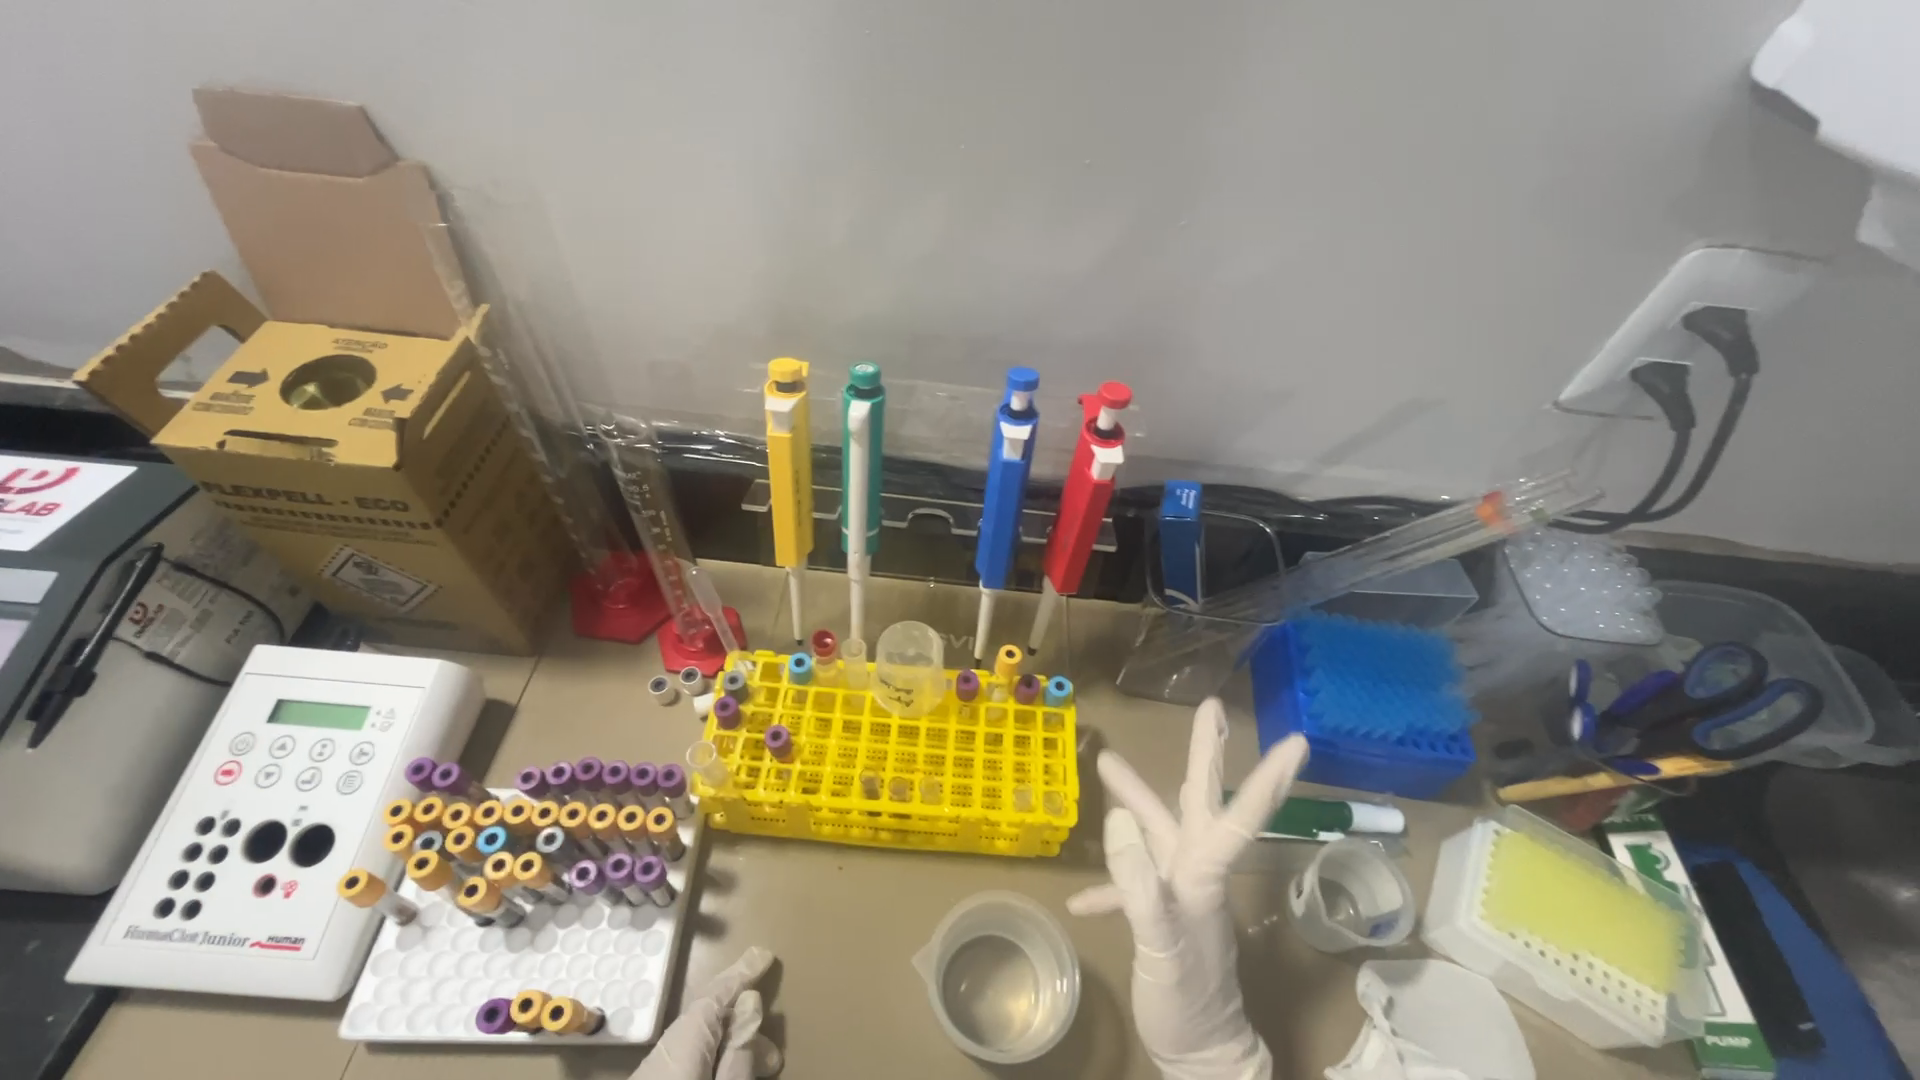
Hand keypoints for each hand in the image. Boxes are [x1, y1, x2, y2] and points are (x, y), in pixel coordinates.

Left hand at [632, 946, 782, 1079]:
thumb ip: (739, 1048)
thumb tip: (751, 1002)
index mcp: (684, 1041)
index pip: (715, 995)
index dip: (741, 973)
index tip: (764, 954)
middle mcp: (666, 1046)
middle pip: (708, 1018)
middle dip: (742, 1018)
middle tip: (773, 1033)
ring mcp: (656, 1067)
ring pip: (700, 1040)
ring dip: (732, 1043)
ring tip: (764, 1059)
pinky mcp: (656, 1078)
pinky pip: (690, 1057)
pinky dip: (715, 1056)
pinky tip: (729, 1068)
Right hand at [1067, 699, 1308, 1079]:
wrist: (1197, 1056)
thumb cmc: (1187, 1004)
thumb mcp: (1161, 946)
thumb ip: (1141, 885)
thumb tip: (1121, 820)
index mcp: (1203, 875)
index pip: (1239, 817)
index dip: (1266, 779)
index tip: (1297, 741)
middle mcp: (1195, 872)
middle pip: (1202, 803)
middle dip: (1205, 756)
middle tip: (1210, 708)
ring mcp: (1179, 892)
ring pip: (1161, 831)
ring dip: (1139, 799)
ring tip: (1108, 763)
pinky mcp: (1162, 918)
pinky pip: (1134, 888)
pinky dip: (1111, 886)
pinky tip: (1083, 898)